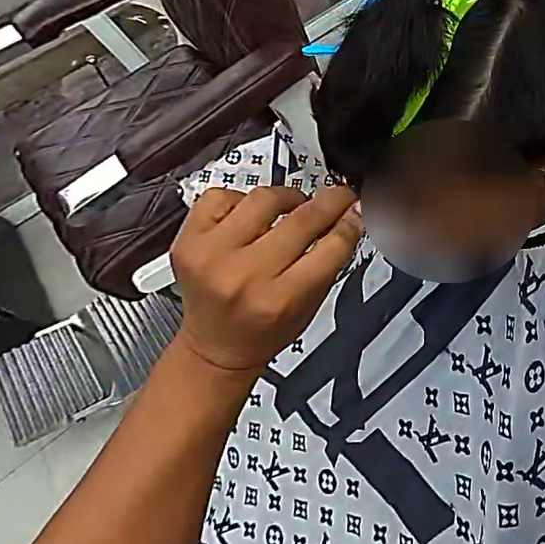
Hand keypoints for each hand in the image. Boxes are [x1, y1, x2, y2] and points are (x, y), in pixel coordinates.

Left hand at [170, 185, 362, 375]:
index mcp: (280, 298)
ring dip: (288, 198)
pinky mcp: (187, 241)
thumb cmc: (265, 329)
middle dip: (331, 202)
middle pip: (303, 218)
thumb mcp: (311, 302)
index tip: (357, 210)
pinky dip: (241, 200)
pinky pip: (220, 197)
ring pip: (264, 198)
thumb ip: (331, 258)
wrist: (214, 346)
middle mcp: (243, 275)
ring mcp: (211, 255)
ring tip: (293, 208)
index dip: (351, 222)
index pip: (331, 245)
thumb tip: (350, 216)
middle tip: (340, 197)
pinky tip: (250, 216)